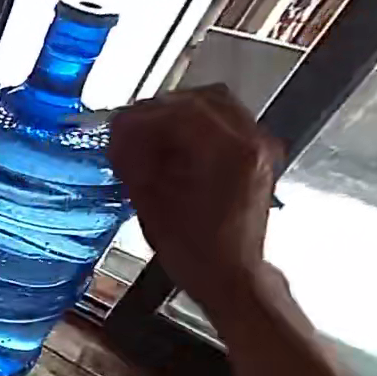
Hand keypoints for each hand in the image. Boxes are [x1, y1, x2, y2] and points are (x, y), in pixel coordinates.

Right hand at [108, 84, 282, 315]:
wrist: (230, 276)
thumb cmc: (193, 250)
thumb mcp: (152, 205)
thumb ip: (135, 161)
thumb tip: (118, 133)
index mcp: (228, 152)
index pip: (180, 111)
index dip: (142, 115)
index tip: (117, 126)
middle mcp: (251, 141)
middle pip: (201, 99)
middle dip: (160, 110)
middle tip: (130, 128)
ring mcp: (259, 147)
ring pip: (216, 106)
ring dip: (179, 115)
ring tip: (149, 136)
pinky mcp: (257, 156)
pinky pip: (226, 122)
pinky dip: (196, 126)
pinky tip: (173, 146)